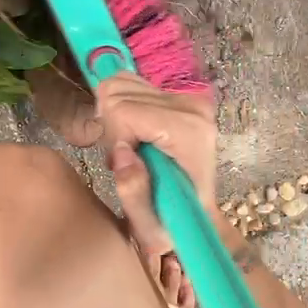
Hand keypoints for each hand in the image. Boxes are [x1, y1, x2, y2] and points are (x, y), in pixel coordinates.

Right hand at [95, 73, 221, 258]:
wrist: (196, 218)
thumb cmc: (173, 224)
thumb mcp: (149, 225)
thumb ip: (134, 192)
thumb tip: (121, 152)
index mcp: (189, 133)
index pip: (124, 111)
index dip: (113, 138)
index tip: (121, 164)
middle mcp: (191, 106)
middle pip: (117, 93)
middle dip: (111, 127)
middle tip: (123, 157)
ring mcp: (185, 96)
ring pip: (118, 84)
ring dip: (113, 116)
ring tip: (128, 145)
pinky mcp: (176, 93)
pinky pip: (127, 83)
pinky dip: (119, 105)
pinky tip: (131, 130)